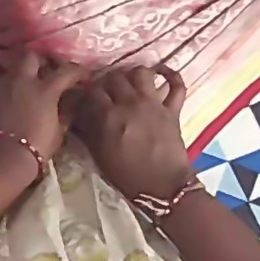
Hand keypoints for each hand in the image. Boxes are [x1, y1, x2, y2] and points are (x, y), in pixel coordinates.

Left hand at [0, 50, 84, 167]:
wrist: (3, 159)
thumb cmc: (37, 147)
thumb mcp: (59, 131)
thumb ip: (66, 111)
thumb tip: (71, 100)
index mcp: (46, 88)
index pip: (66, 71)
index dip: (77, 71)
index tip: (82, 75)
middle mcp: (22, 79)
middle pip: (32, 56)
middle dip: (41, 61)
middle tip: (46, 72)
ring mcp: (1, 84)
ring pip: (12, 70)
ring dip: (20, 76)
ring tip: (24, 87)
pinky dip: (1, 89)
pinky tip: (4, 98)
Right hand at [76, 65, 193, 198]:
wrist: (162, 188)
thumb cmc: (127, 175)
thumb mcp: (100, 154)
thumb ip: (90, 130)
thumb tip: (82, 113)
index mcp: (109, 116)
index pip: (93, 91)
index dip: (88, 91)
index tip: (86, 96)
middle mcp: (131, 104)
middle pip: (115, 78)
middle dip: (107, 81)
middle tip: (106, 90)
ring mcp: (154, 104)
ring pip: (141, 73)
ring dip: (133, 74)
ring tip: (129, 81)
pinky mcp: (172, 110)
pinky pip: (177, 85)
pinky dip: (171, 75)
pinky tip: (162, 72)